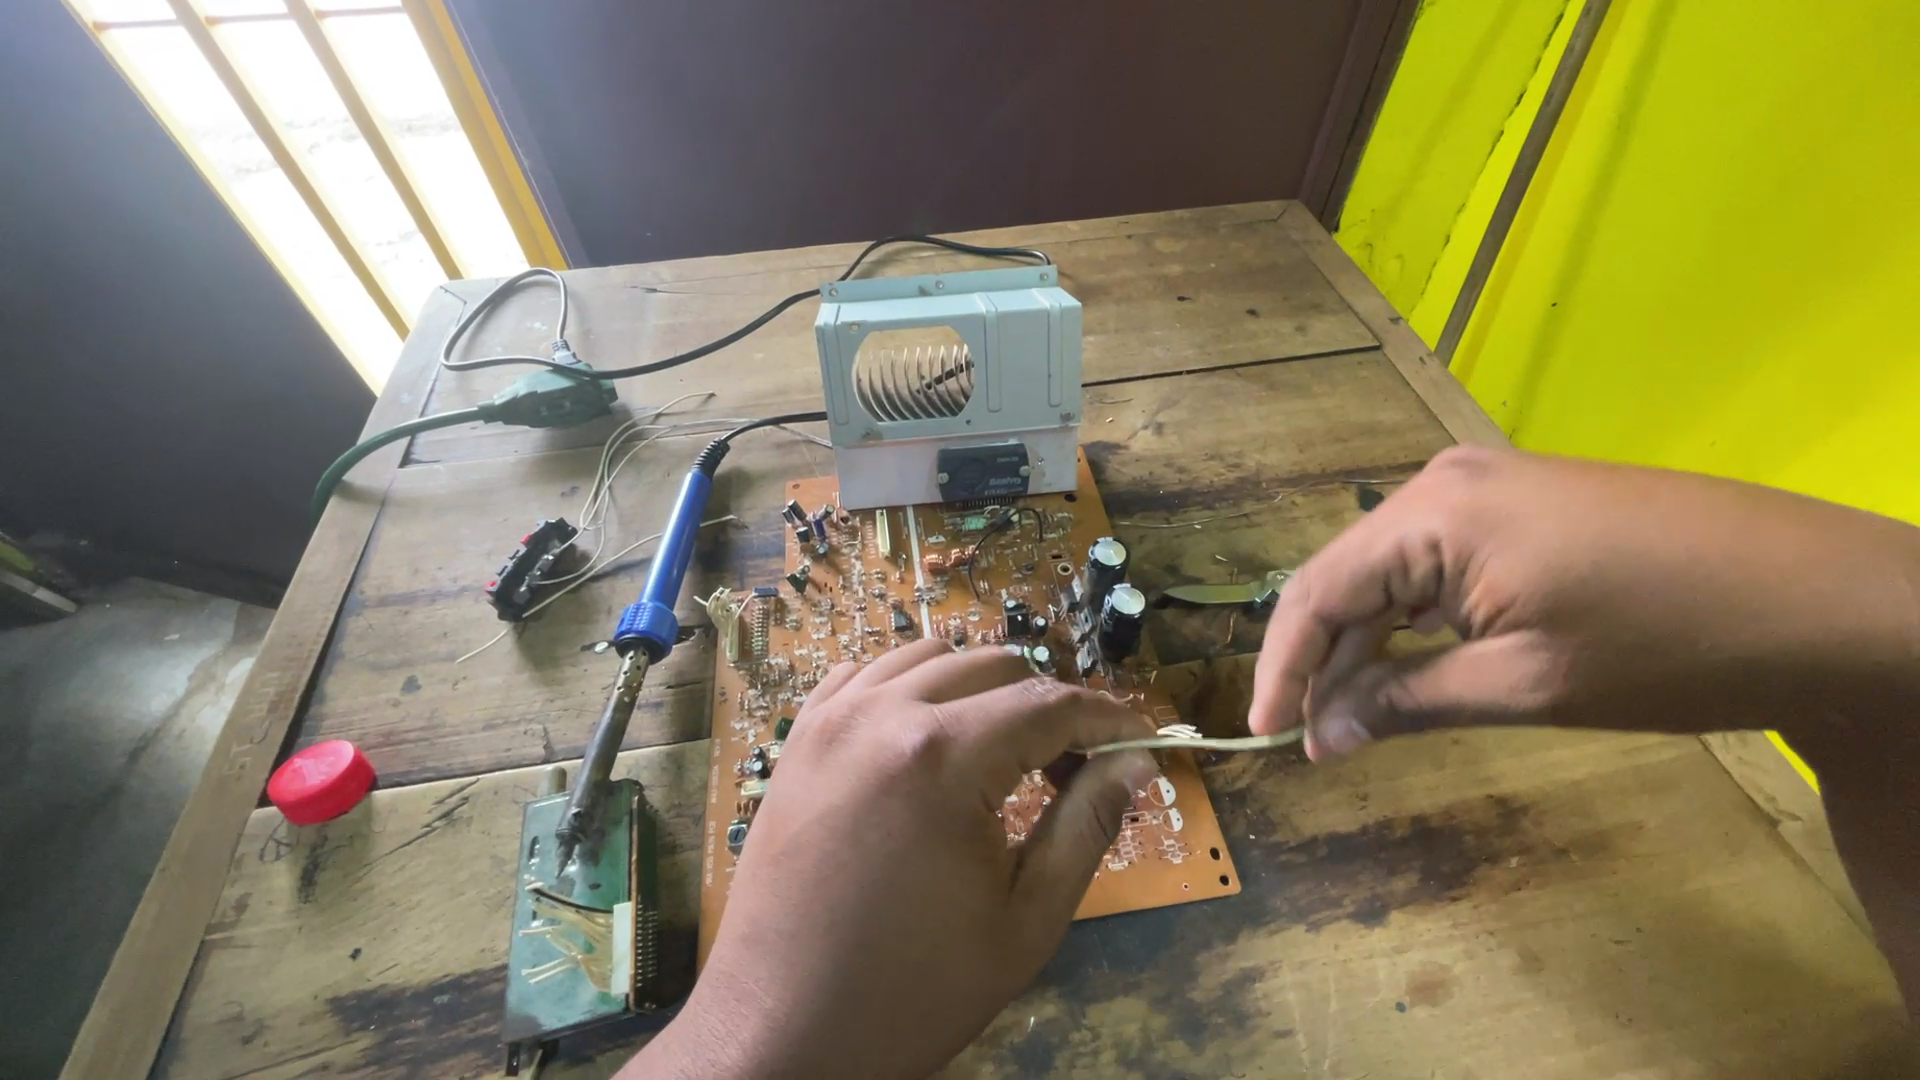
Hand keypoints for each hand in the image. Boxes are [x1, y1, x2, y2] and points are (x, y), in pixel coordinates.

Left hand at [630, 639, 1157, 1079]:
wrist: (781, 1029)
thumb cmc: (912, 989)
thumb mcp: (1025, 919)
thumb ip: (1086, 825)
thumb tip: (1132, 762)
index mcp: (944, 756)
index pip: (1050, 704)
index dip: (1108, 716)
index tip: (1140, 740)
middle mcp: (884, 712)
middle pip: (996, 668)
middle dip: (1048, 707)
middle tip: (1071, 767)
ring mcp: (833, 716)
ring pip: (932, 658)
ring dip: (981, 690)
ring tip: (998, 753)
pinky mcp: (802, 734)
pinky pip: (869, 673)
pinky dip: (912, 686)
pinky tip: (924, 736)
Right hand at [1248, 446, 1919, 1017]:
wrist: (1851, 602)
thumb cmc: (1672, 645)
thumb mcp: (1523, 685)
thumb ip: (1402, 703)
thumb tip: (1320, 737)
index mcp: (1431, 514)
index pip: (1316, 592)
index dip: (1282, 667)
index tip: (1263, 731)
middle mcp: (1439, 485)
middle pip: (1345, 580)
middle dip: (1322, 660)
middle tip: (1309, 736)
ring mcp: (1480, 488)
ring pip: (1386, 575)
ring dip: (1365, 645)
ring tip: (1350, 716)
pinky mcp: (1515, 505)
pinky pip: (1431, 566)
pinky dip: (1411, 622)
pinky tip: (1403, 668)